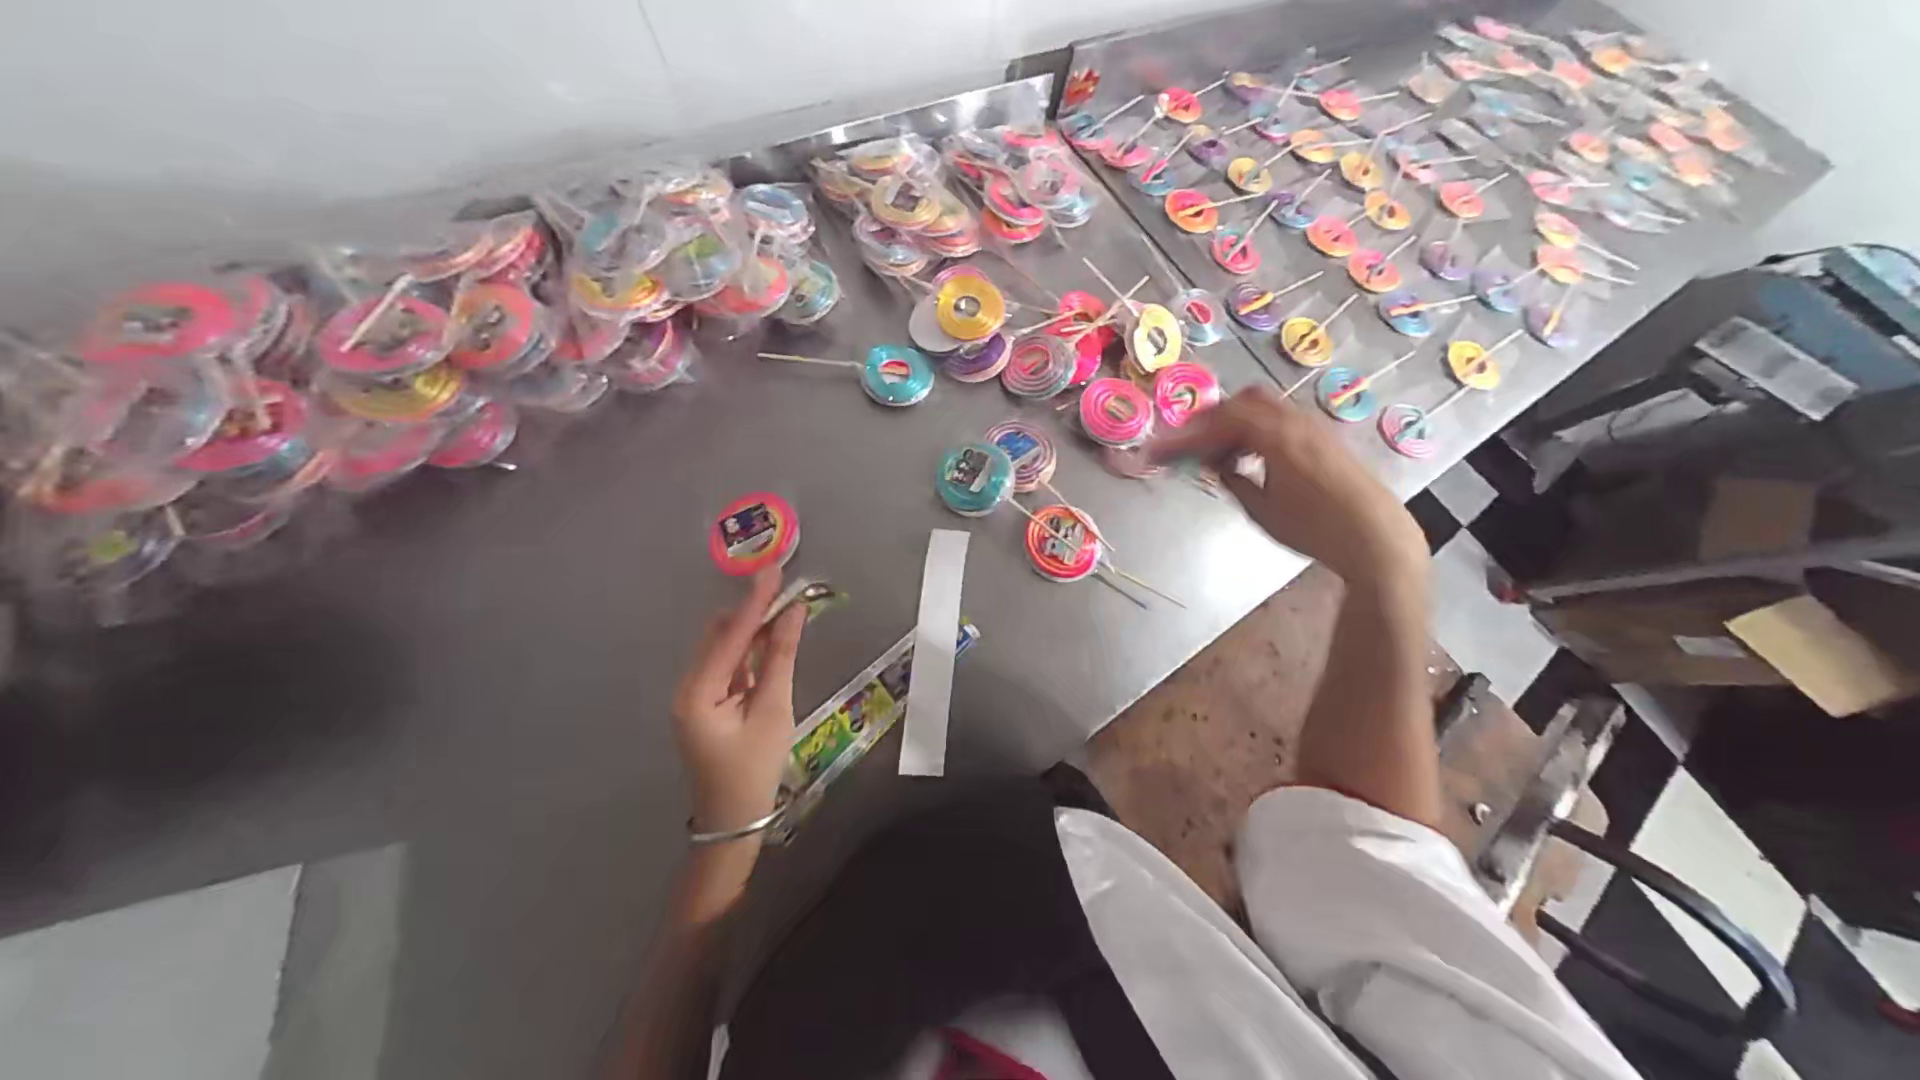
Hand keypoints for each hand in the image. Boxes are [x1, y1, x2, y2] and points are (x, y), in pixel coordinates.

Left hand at [670, 568, 807, 832]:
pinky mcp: (705, 704)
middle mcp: (687, 688)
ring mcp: (694, 696)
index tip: (774, 569)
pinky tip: (771, 638)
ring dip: (752, 628)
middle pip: (720, 636)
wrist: (733, 823)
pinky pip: (728, 666)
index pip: (729, 635)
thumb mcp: (774, 711)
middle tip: (785, 587)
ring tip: (785, 605)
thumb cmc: (755, 772)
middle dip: (752, 610)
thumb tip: (794, 613)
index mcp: (696, 693)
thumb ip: (781, 657)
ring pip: (724, 649)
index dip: (755, 601)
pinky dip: (749, 650)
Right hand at [1150, 384, 1427, 587]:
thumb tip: (1216, 465)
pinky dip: (1255, 430)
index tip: (1160, 449)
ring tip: (1220, 455)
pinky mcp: (1322, 438)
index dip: (1185, 436)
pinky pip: (1279, 419)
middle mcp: (1294, 421)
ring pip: (1262, 408)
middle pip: (1242, 402)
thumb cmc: (1314, 528)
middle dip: (1210, 420)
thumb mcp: (1261, 510)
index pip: (1219, 422)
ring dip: (1234, 424)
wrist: (1375, 537)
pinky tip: (1250, 458)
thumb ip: (1233, 481)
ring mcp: (1312, 426)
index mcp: (1275, 436)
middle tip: (1190, 444)